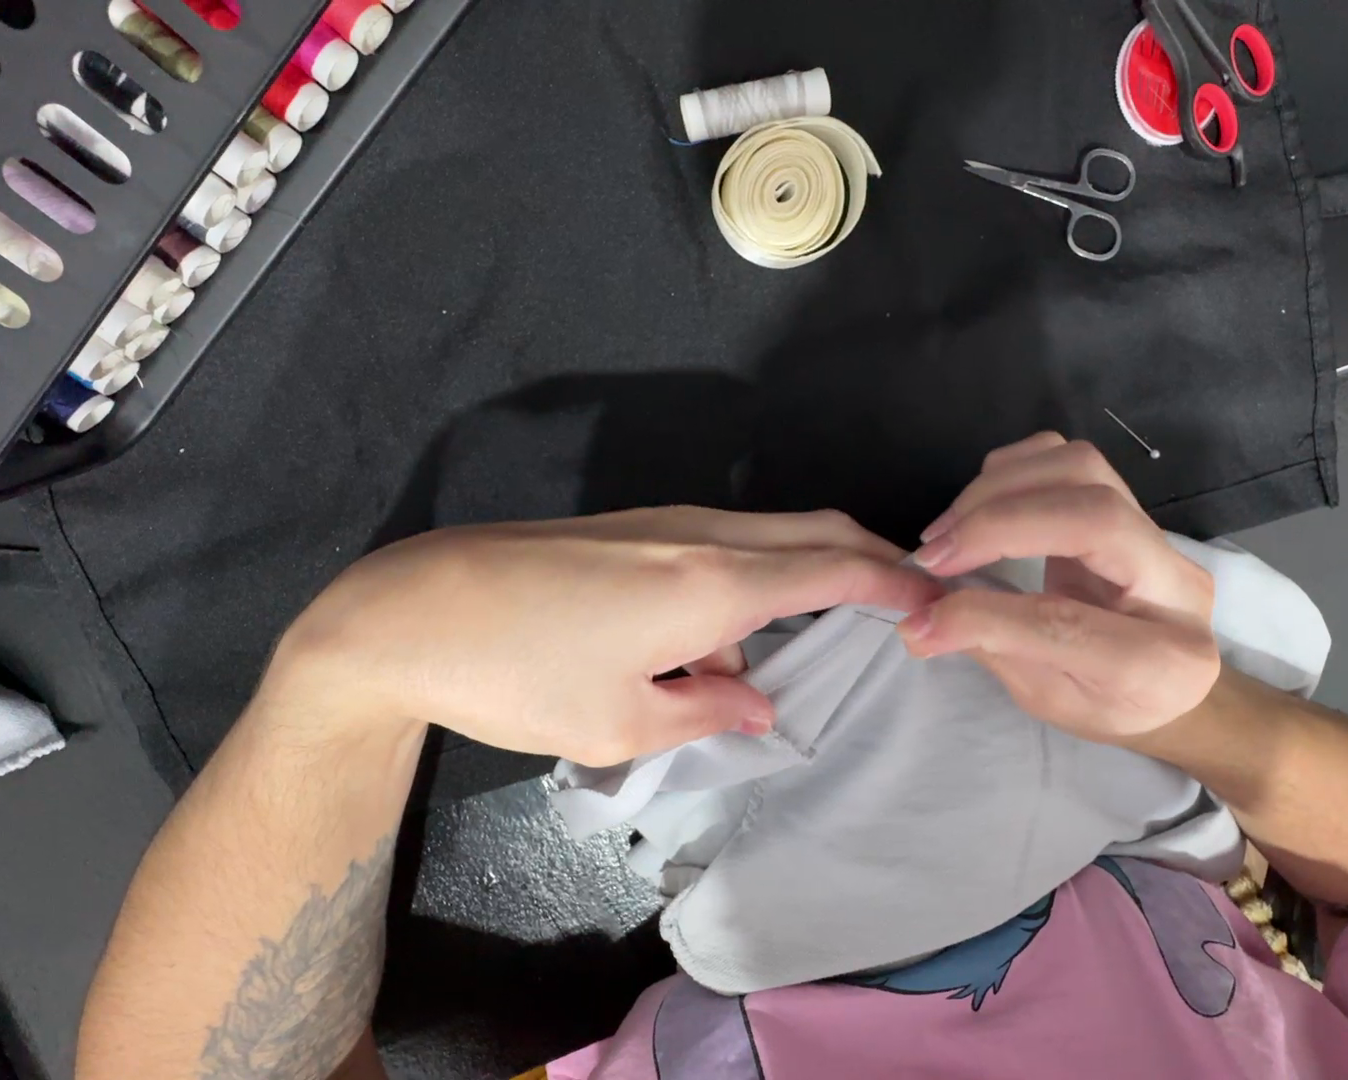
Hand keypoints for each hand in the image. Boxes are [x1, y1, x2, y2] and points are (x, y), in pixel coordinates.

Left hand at [265, 508, 943, 765]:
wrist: (411, 612)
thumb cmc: (522, 677)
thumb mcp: (623, 724)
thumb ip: (709, 709)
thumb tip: (758, 699)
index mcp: (715, 583)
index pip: (834, 568)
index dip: (896, 583)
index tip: (936, 600)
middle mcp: (704, 534)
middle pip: (816, 529)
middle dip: (874, 557)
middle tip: (909, 594)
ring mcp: (668, 520)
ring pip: (771, 533)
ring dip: (809, 570)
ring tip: (808, 634)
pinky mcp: (637, 525)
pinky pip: (724, 543)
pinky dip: (755, 576)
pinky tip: (719, 635)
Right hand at [897, 433, 1219, 743]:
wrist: (1168, 681)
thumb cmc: (1107, 703)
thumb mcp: (1049, 699)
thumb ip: (992, 650)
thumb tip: (917, 622)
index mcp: (1160, 662)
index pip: (1067, 622)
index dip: (983, 614)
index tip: (922, 620)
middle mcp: (1175, 585)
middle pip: (1093, 515)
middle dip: (996, 525)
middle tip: (932, 556)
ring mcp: (1159, 535)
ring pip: (1082, 469)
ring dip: (998, 489)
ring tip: (947, 530)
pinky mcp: (1131, 505)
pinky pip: (1071, 458)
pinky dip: (1013, 469)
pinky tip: (978, 505)